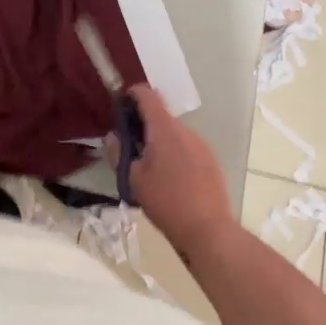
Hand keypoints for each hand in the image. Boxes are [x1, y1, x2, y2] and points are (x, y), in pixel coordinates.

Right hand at [119, 85, 234, 254]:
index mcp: (164, 129)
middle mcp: (185, 131)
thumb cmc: (166, 201)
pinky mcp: (211, 161)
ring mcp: (202, 145)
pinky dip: (175, 153)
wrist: (208, 230)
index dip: (132, 94)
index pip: (147, 95)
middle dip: (144, 125)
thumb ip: (119, 153)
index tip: (121, 107)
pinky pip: (187, 147)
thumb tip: (114, 137)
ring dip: (160, 140)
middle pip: (161, 115)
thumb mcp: (132, 179)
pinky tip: (171, 179)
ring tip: (151, 167)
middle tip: (131, 146)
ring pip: (175, 133)